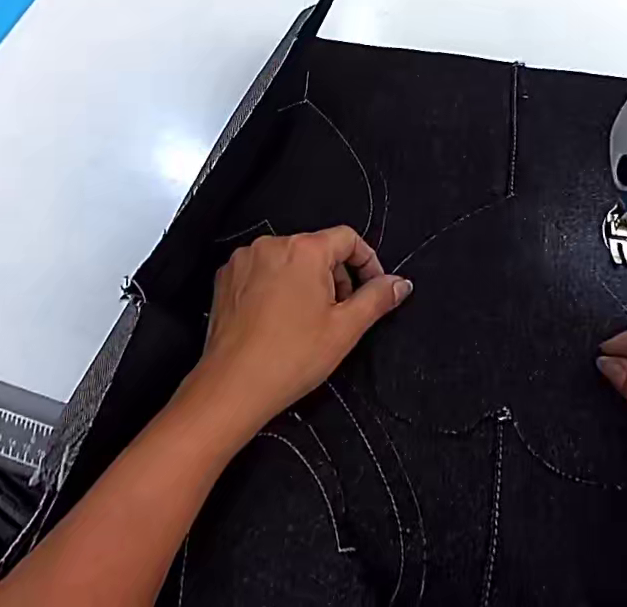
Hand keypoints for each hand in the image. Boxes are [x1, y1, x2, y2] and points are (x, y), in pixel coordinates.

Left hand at [179, 227, 411, 440]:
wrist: (230, 389)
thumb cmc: (291, 358)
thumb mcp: (345, 328)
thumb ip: (377, 298)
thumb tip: (401, 282)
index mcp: (305, 249)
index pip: (348, 238)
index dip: (367, 262)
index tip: (372, 288)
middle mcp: (273, 243)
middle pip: (318, 248)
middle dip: (335, 275)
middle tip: (338, 313)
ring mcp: (244, 258)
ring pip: (290, 259)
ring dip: (306, 280)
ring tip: (307, 319)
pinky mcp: (225, 277)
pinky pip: (263, 269)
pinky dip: (277, 284)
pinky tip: (278, 318)